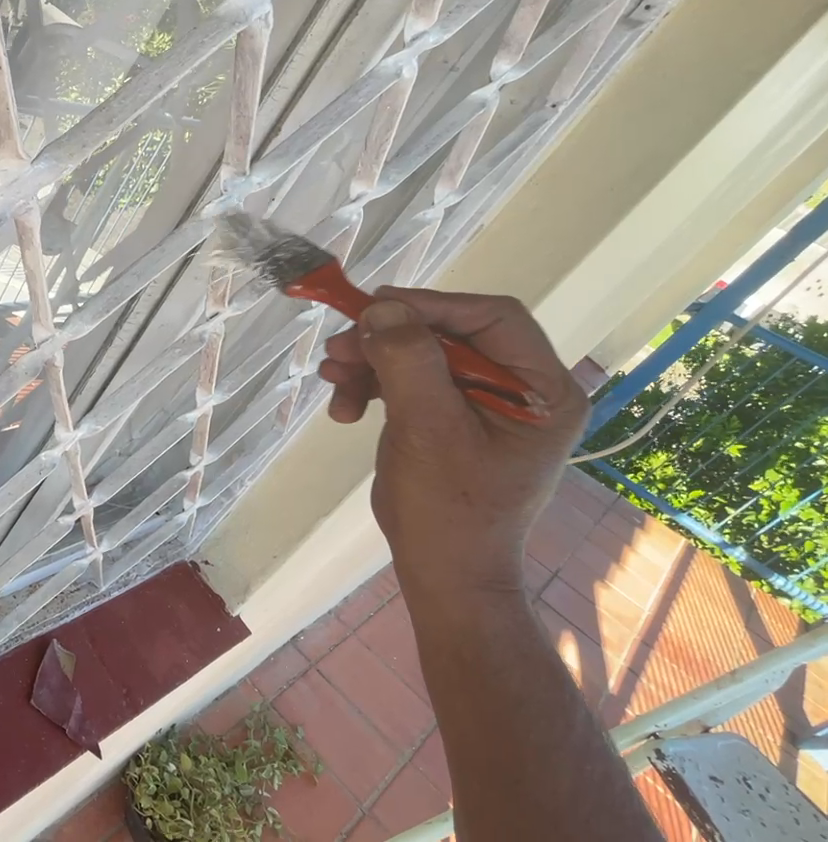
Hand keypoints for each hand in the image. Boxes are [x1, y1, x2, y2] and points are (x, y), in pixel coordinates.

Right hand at [318, 288, 588, 596]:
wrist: (441, 568)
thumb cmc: (449, 507)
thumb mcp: (428, 430)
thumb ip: (409, 362)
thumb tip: (381, 308)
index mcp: (542, 389)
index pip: (492, 319)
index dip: (431, 306)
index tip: (372, 309)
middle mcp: (518, 389)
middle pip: (446, 334)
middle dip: (387, 340)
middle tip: (337, 350)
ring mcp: (479, 403)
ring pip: (417, 355)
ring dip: (369, 363)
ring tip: (331, 379)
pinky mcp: (446, 417)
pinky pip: (405, 381)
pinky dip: (369, 386)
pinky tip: (344, 408)